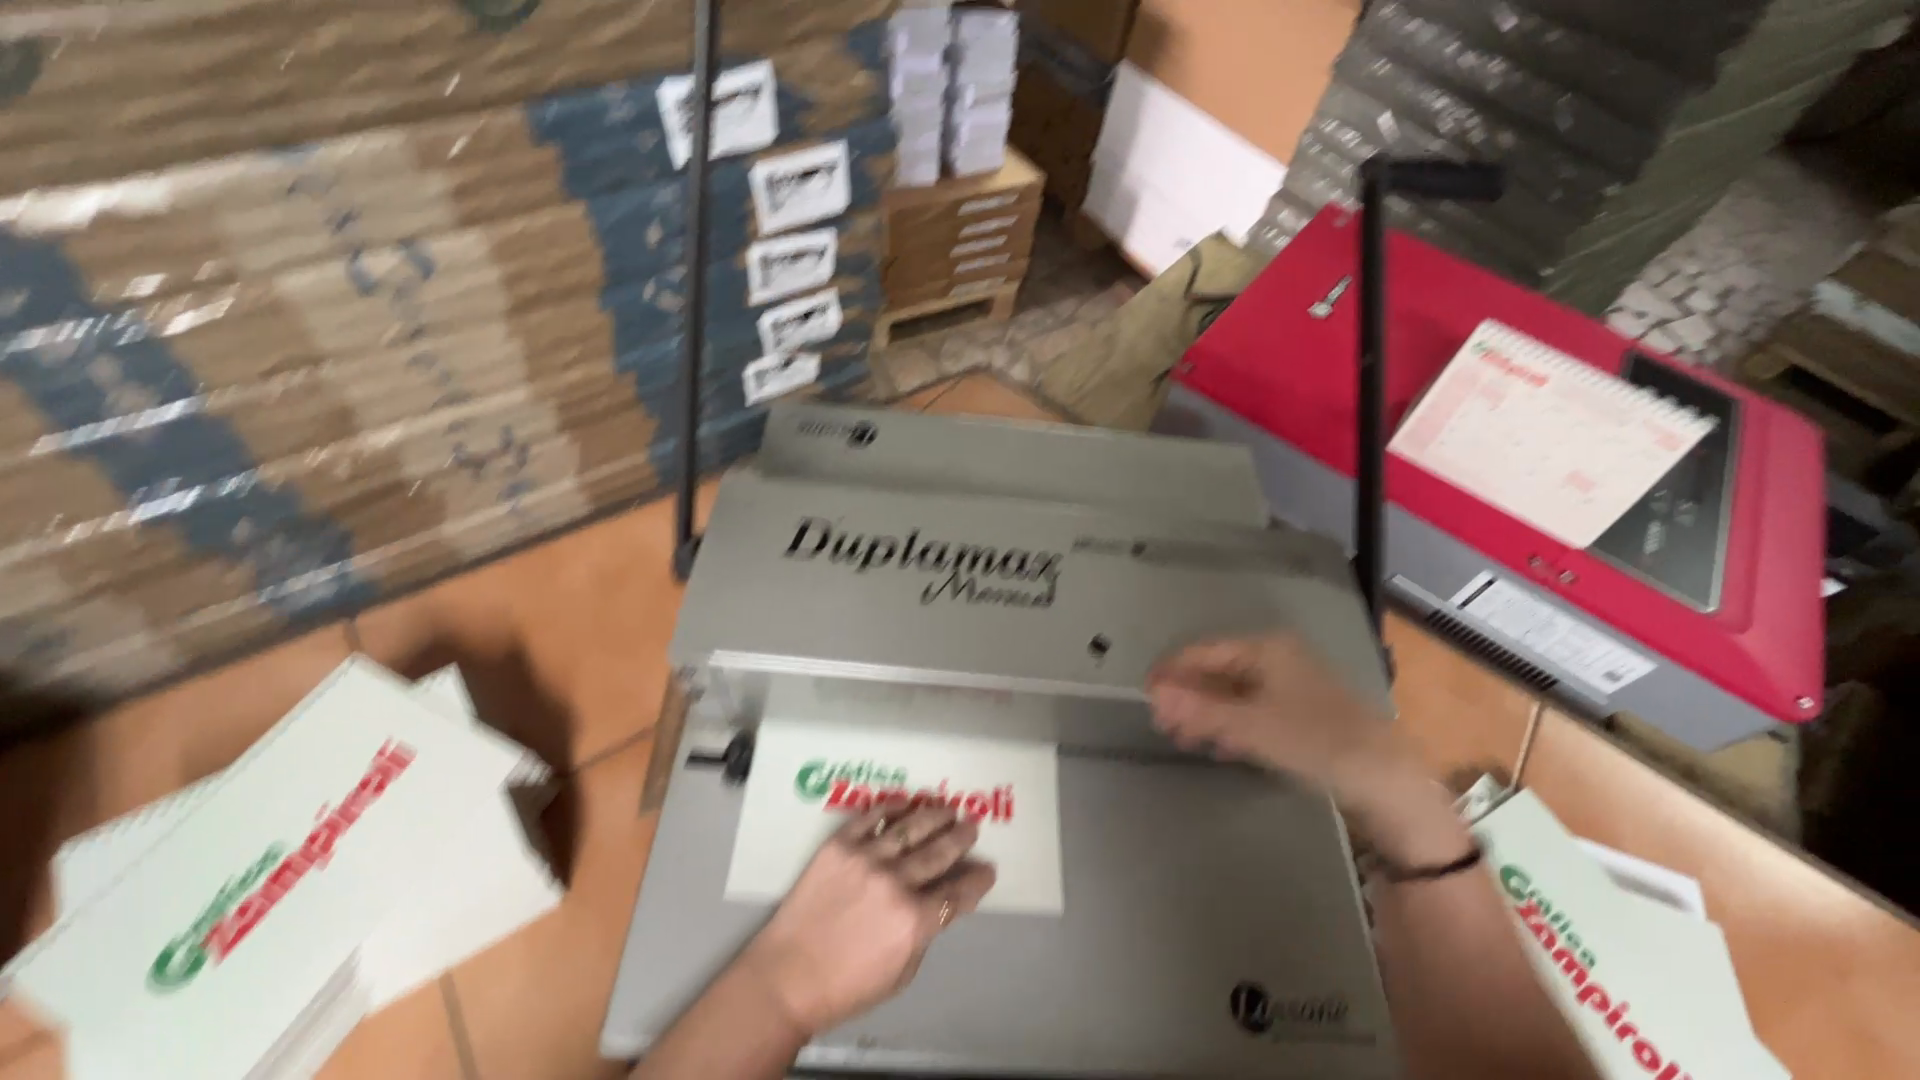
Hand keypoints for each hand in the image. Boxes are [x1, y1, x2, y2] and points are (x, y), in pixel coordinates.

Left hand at [736, 803, 997, 1036]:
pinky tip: (906, 801)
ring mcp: (866, 859)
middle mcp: (896, 883)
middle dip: (961, 837)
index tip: (988, 869)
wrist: (787, 977)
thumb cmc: (847, 987)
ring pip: (911, 828)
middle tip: (973, 824)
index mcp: (915, 921)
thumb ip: (925, 933)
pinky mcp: (838, 847)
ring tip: (947, 807)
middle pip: (939, 852)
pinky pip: (870, 817)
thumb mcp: (902, 972)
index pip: (958, 892)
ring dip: (934, 815)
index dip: (978, 880)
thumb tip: (941, 904)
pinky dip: (891, 806)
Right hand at [1146, 635, 1393, 789]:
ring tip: (1183, 739)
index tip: (1144, 696)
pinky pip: (1253, 709)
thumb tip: (1154, 694)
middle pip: (1217, 670)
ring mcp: (1292, 684)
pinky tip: (1221, 746)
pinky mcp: (1303, 711)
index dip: (1170, 672)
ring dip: (1207, 713)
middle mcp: (1277, 657)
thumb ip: (1200, 710)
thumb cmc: (1314, 739)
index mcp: (1264, 649)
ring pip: (1234, 692)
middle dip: (1187, 696)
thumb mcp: (1249, 726)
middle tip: (1161, 724)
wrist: (1384, 777)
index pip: (1202, 652)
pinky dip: (1232, 725)